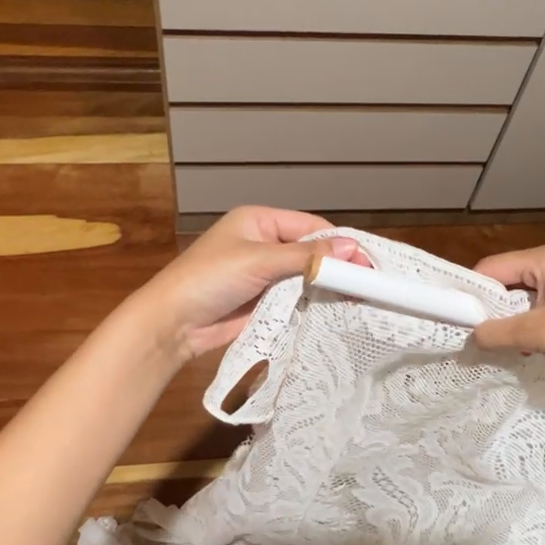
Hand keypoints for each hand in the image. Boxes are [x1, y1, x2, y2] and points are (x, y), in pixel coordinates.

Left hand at [130, 206, 368, 359]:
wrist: (174, 323)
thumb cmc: (210, 279)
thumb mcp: (259, 260)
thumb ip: (305, 255)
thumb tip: (351, 247)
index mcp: (260, 221)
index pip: (311, 226)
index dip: (339, 242)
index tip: (366, 262)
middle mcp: (265, 244)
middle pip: (312, 252)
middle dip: (337, 266)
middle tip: (370, 284)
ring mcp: (265, 275)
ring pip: (307, 277)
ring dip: (328, 287)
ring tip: (361, 299)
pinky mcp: (264, 302)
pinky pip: (297, 299)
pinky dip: (315, 304)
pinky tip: (337, 311)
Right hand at [470, 243, 544, 382]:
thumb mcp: (540, 334)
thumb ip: (498, 333)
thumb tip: (470, 337)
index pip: (491, 268)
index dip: (471, 295)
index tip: (455, 323)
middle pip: (508, 282)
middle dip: (493, 311)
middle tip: (479, 340)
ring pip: (527, 300)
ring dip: (515, 324)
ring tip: (509, 349)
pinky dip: (535, 328)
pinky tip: (534, 350)